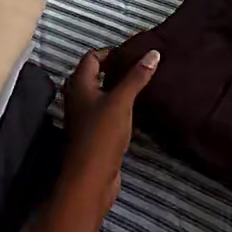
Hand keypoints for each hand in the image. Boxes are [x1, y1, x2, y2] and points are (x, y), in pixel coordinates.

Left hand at [59, 47, 159, 212]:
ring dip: (119, 86)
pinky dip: (121, 104)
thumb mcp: (122, 101)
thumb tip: (153, 53)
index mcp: (80, 86)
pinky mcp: (95, 133)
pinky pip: (108, 110)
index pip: (91, 57)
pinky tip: (138, 106)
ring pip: (102, 93)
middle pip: (95, 74)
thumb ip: (136, 77)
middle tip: (141, 64)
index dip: (110, 52)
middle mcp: (79, 99)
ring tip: (143, 81)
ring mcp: (85, 117)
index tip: (133, 52)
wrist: (90, 180)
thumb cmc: (101, 135)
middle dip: (116, 68)